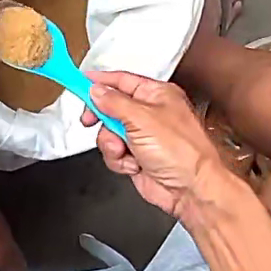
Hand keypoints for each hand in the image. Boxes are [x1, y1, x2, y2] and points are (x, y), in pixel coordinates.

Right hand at [80, 70, 234, 219]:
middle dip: (102, 119)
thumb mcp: (142, 119)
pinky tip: (134, 165)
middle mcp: (149, 114)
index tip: (79, 81)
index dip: (99, 81)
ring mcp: (142, 136)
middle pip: (110, 107)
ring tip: (126, 150)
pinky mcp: (136, 157)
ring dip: (112, 144)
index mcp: (157, 95)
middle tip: (91, 121)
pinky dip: (119, 160)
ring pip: (107, 133)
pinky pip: (113, 153)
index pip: (121, 80)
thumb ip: (114, 102)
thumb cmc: (183, 152)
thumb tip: (97, 90)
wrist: (191, 189)